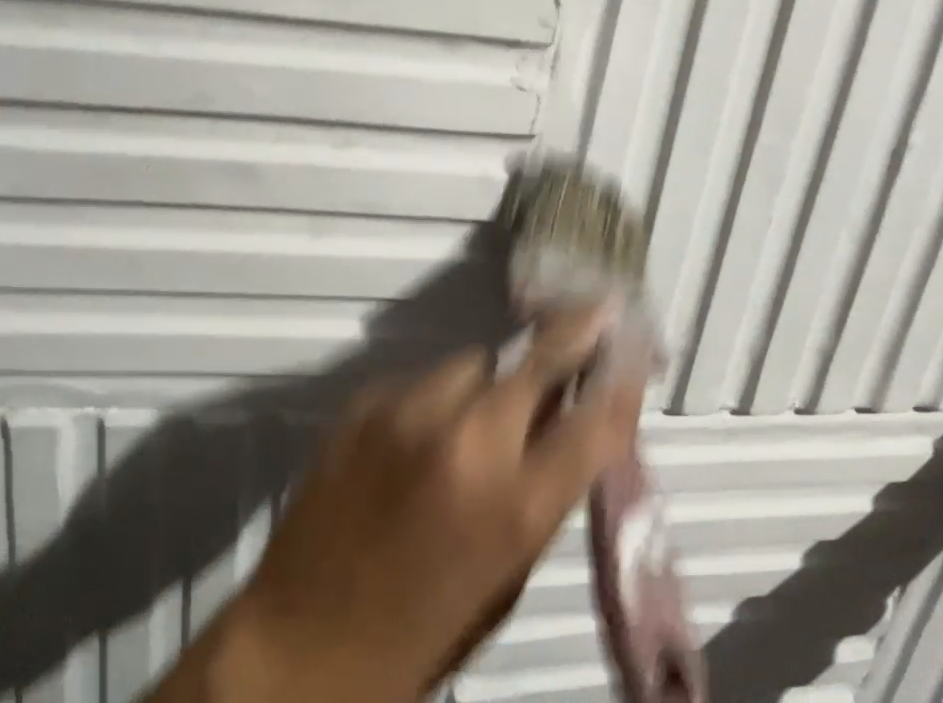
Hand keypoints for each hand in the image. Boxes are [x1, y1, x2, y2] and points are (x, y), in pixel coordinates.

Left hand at [223, 304, 645, 701]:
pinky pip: (421, 379)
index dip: (623, 380)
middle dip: (571, 332)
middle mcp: (465, 441)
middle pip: (537, 356)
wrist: (309, 634)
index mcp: (516, 504)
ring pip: (474, 361)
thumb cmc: (427, 624)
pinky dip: (438, 397)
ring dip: (493, 378)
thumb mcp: (510, 572)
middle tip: (595, 308)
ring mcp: (407, 412)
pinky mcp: (362, 402)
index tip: (633, 351)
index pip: (595, 419)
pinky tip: (427, 429)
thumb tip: (565, 422)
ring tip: (485, 405)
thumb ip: (542, 491)